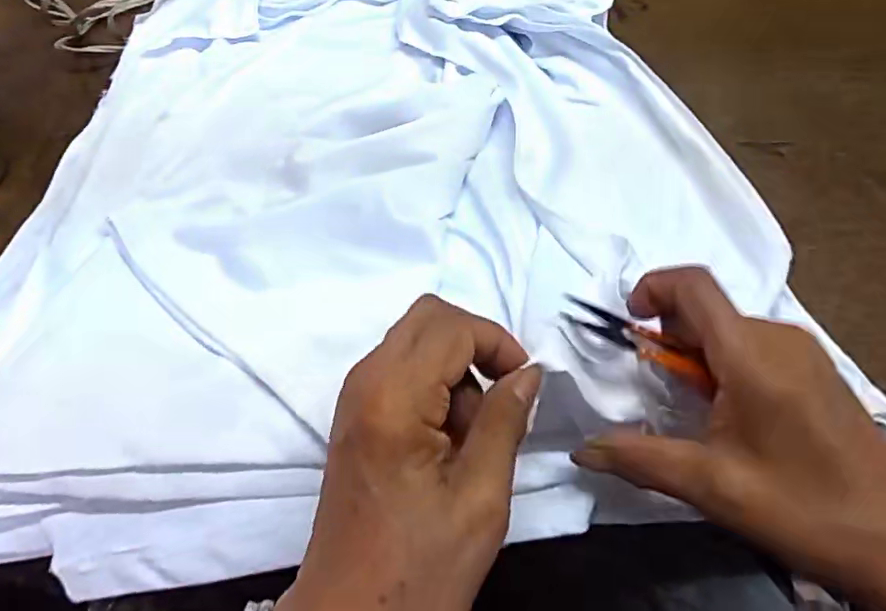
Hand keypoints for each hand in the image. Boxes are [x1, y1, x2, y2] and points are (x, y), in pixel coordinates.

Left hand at [281, 295, 543, 610]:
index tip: (523, 381)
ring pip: (418, 336)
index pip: (452, 326)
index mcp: (392, 397)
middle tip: (502, 392)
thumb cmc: (417, 570)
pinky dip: (436, 381)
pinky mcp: (356, 412)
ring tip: (472, 434)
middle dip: (475, 341)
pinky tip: (448, 438)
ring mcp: (356, 394)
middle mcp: (366, 380)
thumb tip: (529, 370)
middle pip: (429, 315)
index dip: (497, 341)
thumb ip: (505, 421)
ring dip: (456, 365)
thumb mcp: (479, 499)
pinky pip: (404, 365)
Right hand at [571, 267, 885, 610]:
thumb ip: (643, 458)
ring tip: (699, 408)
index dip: (654, 286)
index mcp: (751, 354)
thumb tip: (584, 450)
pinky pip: (757, 343)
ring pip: (731, 327)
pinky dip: (729, 360)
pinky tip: (736, 412)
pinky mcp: (818, 365)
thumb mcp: (715, 488)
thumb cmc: (803, 509)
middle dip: (673, 335)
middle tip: (662, 387)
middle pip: (709, 309)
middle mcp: (779, 335)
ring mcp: (804, 348)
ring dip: (701, 352)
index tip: (632, 322)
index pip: (694, 284)